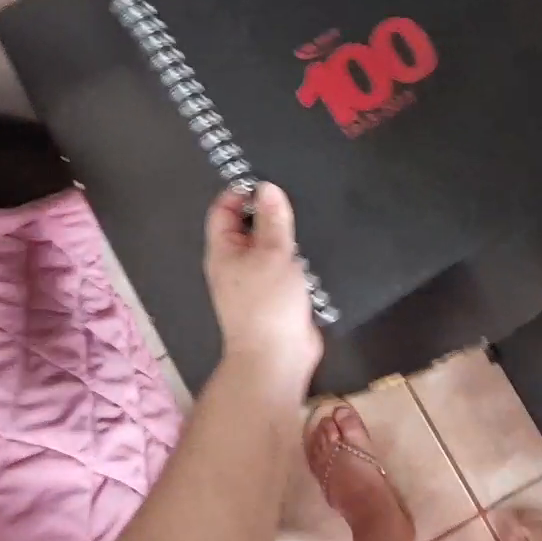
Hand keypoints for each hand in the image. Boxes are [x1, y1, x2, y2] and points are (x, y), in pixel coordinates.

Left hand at [203, 182, 322, 393]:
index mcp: (223, 251)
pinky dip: (298, 255)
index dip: (242, 192)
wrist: (277, 359)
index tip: (270, 181)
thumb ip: (273, 220)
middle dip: (270, 210)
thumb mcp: (272, 254)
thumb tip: (267, 187)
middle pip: (249, 225)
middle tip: (296, 193)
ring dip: (287, 234)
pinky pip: (286, 265)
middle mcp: (236, 263)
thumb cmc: (268, 304)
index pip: (223, 210)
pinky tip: (318, 243)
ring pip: (270, 246)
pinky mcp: (279, 294)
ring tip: (310, 213)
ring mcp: (257, 280)